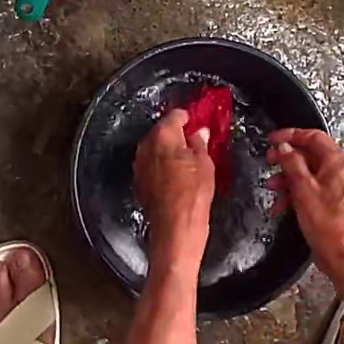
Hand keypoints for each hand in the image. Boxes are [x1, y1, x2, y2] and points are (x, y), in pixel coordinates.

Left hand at [134, 109, 213, 259]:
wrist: (175, 227)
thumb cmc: (192, 195)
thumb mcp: (205, 164)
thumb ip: (200, 143)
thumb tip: (199, 133)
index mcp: (163, 135)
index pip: (175, 115)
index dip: (188, 117)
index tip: (196, 121)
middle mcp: (146, 146)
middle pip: (161, 131)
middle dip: (176, 134)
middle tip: (193, 140)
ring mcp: (140, 164)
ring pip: (154, 148)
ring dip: (167, 150)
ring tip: (186, 159)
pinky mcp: (139, 181)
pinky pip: (150, 165)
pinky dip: (160, 165)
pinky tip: (175, 174)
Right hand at [267, 129, 343, 282]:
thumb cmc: (329, 226)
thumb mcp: (302, 189)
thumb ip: (291, 163)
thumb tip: (284, 148)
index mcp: (338, 163)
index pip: (313, 137)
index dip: (290, 135)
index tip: (274, 139)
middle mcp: (342, 171)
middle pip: (311, 155)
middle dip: (287, 159)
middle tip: (270, 160)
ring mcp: (340, 186)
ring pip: (309, 172)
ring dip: (288, 178)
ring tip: (273, 186)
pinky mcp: (335, 201)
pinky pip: (313, 188)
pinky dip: (297, 192)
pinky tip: (284, 203)